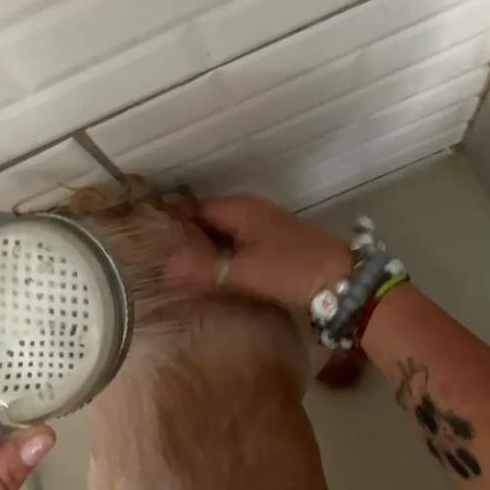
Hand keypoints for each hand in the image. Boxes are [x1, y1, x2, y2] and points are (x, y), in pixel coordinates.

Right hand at [166, 194, 353, 311]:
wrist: (342, 281)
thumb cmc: (290, 269)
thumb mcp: (243, 271)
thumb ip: (203, 269)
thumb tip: (162, 267)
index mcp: (238, 208)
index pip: (192, 208)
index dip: (170, 221)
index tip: (147, 237)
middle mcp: (248, 210)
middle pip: (206, 218)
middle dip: (184, 236)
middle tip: (157, 258)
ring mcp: (262, 225)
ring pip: (222, 232)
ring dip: (203, 247)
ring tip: (178, 270)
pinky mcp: (272, 243)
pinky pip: (236, 243)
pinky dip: (222, 254)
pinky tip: (213, 275)